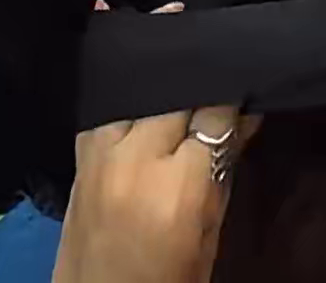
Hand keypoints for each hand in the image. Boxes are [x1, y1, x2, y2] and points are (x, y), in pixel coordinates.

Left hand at [53, 105, 243, 282]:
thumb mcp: (209, 234)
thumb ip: (225, 166)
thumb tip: (245, 115)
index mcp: (177, 189)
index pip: (214, 111)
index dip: (231, 100)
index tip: (239, 97)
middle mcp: (137, 162)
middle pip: (178, 94)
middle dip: (200, 95)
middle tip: (209, 109)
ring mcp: (102, 155)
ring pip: (145, 92)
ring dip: (166, 99)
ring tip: (178, 111)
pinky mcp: (80, 157)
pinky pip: (112, 109)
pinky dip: (133, 109)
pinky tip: (146, 118)